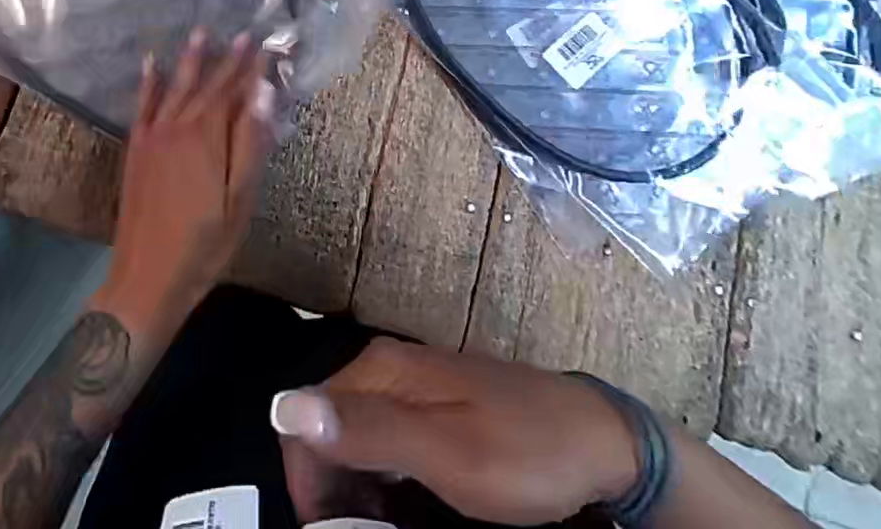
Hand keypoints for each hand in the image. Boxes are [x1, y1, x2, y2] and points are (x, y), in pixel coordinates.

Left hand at [93, 30, 274, 337]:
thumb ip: (250, 143)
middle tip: (243, 33)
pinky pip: (143, 106)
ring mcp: (153, 137)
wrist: (146, 278)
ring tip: (202, 33)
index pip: (234, 93)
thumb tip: (264, 95)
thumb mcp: (239, 199)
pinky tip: (152, 64)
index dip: (252, 69)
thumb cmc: (204, 244)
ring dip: (191, 60)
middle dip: (227, 59)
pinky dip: (149, 83)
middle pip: (208, 86)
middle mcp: (178, 128)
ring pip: (176, 88)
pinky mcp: (136, 149)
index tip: (266, 45)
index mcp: (207, 138)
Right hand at [272, 339, 640, 525]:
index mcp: (383, 370)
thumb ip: (366, 429)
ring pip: (355, 437)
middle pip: (327, 426)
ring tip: (386, 528)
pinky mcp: (436, 403)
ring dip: (357, 489)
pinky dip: (383, 479)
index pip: (305, 418)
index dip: (307, 481)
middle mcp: (389, 368)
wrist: (598, 441)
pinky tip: (407, 506)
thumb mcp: (444, 454)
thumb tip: (282, 405)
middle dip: (331, 488)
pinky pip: (386, 440)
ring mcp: (414, 384)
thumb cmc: (523, 453)